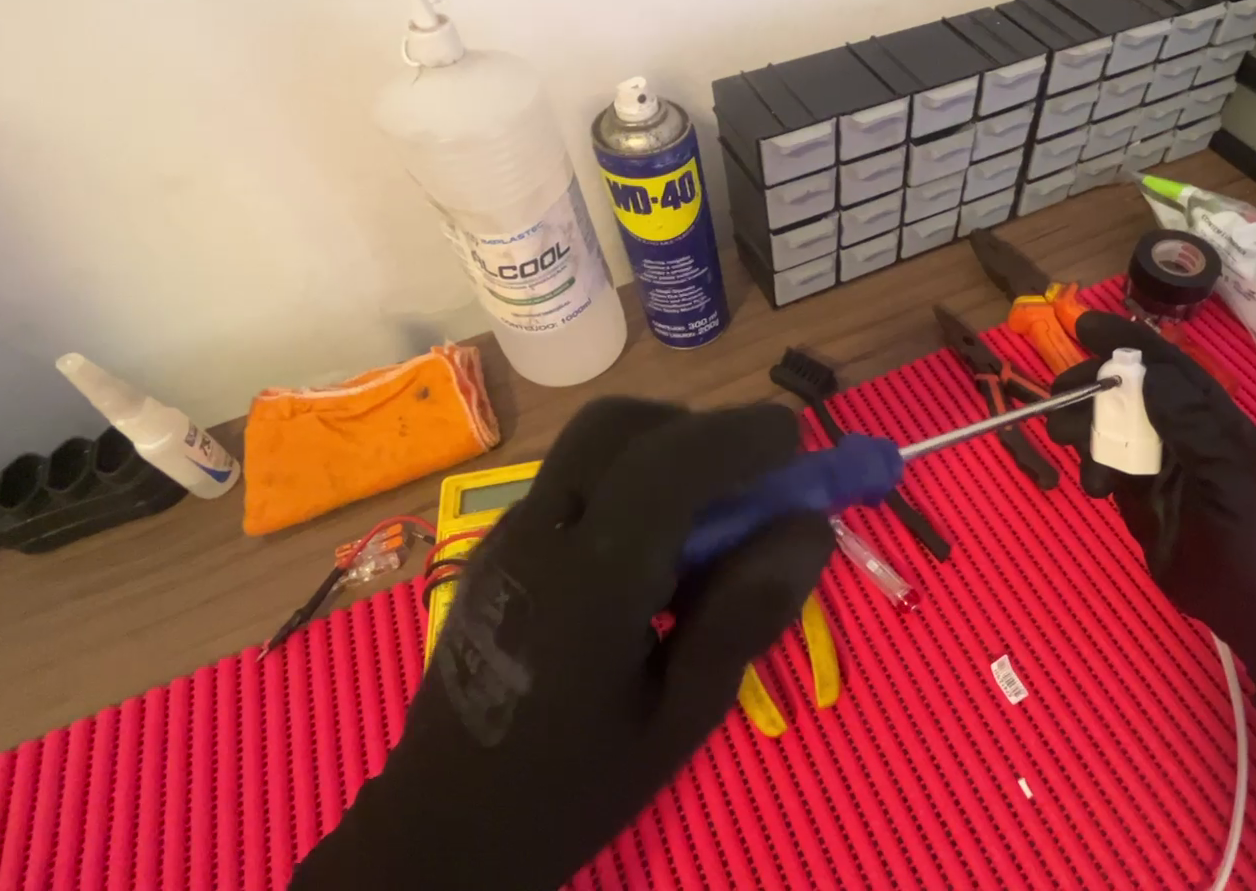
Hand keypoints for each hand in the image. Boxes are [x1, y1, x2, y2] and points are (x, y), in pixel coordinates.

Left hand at [293, 399, 832, 889]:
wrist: (444, 829)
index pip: (668, 466)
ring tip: (707, 511)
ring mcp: (507, 534)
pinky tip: (653, 547)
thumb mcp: (685, 715)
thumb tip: (811, 526)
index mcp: (586, 586)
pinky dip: (632, 477)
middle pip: (617, 428)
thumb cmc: (576, 784)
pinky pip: (576, 477)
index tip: (795, 441)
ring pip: (592, 444)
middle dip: (695, 430)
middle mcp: (537, 536)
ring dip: (663, 447)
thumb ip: (746, 612)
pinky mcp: (499, 545)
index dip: (739, 437)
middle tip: (747, 476)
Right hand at [1047, 313, 1255, 764]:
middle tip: (1055, 393)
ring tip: (1061, 437)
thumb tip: (1150, 372)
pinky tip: (1089, 485)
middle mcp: (1185, 435)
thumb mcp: (1230, 477)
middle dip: (1093, 386)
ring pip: (1114, 428)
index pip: (1169, 367)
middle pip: (1133, 393)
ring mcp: (1162, 465)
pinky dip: (1092, 467)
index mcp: (1215, 421)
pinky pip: (1108, 466)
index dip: (1129, 342)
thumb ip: (1190, 425)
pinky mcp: (1141, 496)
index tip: (1085, 327)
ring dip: (1085, 426)